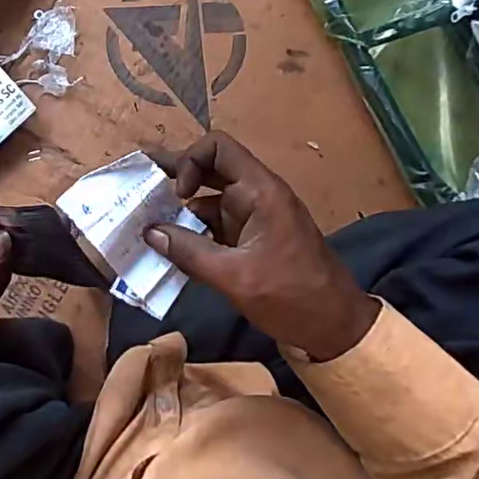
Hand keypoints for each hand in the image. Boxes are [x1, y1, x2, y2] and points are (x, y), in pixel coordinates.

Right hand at [146, 133, 377, 360]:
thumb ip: (189, 252)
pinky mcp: (251, 236)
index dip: (191, 160)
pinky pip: (215, 220)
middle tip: (141, 183)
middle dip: (176, 175)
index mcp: (260, 191)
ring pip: (210, 195)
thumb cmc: (292, 297)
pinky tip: (171, 244)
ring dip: (182, 206)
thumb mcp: (234, 277)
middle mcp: (256, 194)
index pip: (218, 147)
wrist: (337, 330)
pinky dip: (193, 228)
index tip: (178, 193)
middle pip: (210, 167)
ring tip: (149, 218)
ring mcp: (254, 215)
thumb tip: (150, 232)